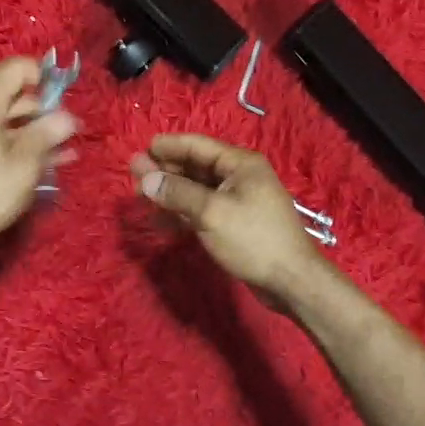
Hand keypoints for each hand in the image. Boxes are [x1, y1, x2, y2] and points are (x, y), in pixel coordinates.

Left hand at [0, 57, 78, 243]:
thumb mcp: (21, 169)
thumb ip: (46, 136)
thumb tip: (68, 117)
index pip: (17, 68)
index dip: (44, 79)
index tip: (62, 104)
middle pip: (8, 95)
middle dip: (40, 114)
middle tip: (66, 138)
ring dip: (27, 132)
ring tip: (58, 155)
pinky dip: (4, 141)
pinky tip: (30, 162)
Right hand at [130, 134, 329, 303]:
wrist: (291, 280)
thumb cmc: (253, 239)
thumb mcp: (211, 213)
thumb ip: (176, 193)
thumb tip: (144, 178)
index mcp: (240, 164)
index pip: (197, 146)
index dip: (167, 147)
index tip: (140, 151)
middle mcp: (240, 176)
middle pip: (195, 167)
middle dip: (165, 171)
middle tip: (133, 178)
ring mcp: (239, 200)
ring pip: (197, 190)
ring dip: (171, 193)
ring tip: (141, 199)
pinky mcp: (236, 223)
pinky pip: (203, 209)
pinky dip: (183, 212)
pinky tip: (162, 221)